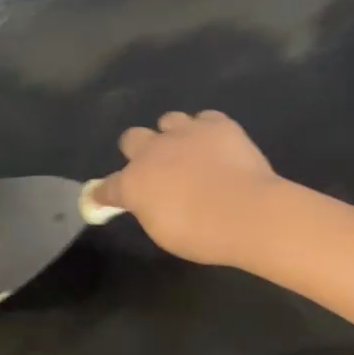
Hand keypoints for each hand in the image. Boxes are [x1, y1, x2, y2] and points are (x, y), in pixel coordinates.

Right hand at [96, 111, 284, 265]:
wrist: (248, 213)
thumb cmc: (204, 236)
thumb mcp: (165, 233)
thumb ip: (151, 211)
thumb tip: (151, 202)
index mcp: (134, 183)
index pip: (107, 187)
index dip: (105, 194)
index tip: (104, 197)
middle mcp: (153, 151)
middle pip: (131, 138)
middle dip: (139, 151)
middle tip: (157, 168)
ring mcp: (186, 132)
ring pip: (168, 120)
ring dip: (174, 135)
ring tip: (190, 151)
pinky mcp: (218, 124)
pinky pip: (205, 118)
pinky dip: (208, 130)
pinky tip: (217, 144)